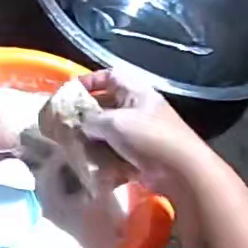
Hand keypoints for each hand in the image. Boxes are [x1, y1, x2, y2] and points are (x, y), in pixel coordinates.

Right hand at [78, 69, 215, 191]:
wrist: (180, 171)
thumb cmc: (148, 137)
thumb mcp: (114, 122)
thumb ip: (91, 119)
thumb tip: (79, 124)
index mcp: (136, 92)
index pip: (110, 76)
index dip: (90, 80)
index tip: (71, 92)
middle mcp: (139, 109)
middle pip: (107, 105)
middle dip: (87, 114)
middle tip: (67, 123)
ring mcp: (140, 133)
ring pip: (109, 132)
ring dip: (92, 139)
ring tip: (74, 146)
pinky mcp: (140, 156)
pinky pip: (116, 153)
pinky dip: (103, 159)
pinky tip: (89, 166)